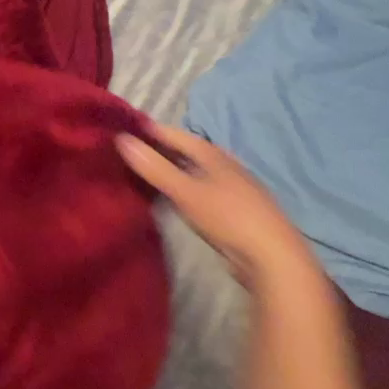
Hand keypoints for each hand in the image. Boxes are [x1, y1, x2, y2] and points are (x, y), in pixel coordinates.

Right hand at [117, 123, 323, 294]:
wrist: (272, 258)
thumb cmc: (228, 217)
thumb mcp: (186, 191)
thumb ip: (154, 166)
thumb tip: (120, 138)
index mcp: (213, 154)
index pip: (172, 133)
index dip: (145, 130)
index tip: (116, 129)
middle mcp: (221, 164)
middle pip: (181, 150)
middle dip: (153, 149)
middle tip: (119, 151)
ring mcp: (227, 186)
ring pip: (188, 169)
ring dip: (164, 169)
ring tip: (133, 171)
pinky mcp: (228, 207)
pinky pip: (193, 187)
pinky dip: (175, 186)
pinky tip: (163, 194)